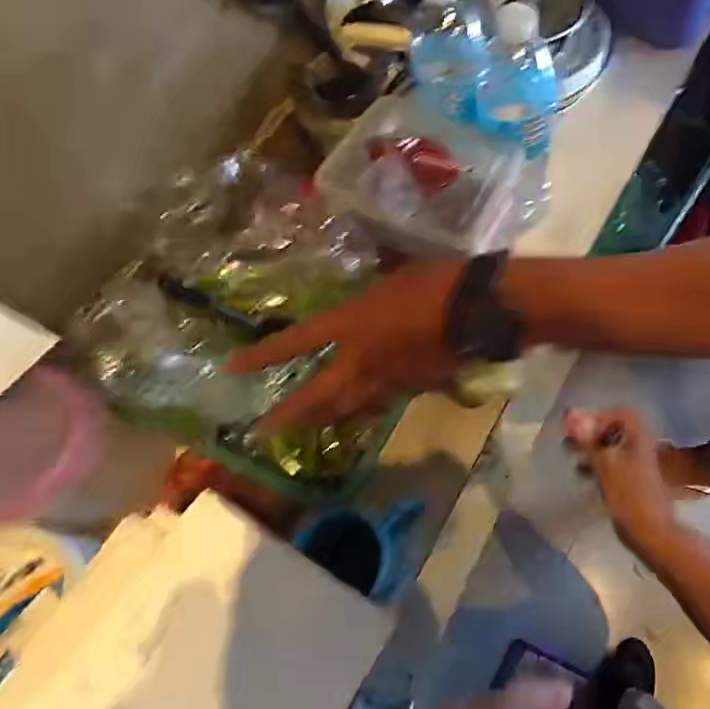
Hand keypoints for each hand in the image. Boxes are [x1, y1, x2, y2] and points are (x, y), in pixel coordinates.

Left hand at [227, 260, 464, 430]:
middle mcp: (361, 359)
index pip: (296, 342)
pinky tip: (365, 408)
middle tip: (264, 432)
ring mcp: (388, 379)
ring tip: (310, 426)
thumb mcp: (395, 277)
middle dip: (289, 415)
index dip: (262, 356)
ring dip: (327, 418)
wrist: (477, 311)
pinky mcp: (414, 388)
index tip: (232, 369)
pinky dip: (369, 406)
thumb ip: (374, 293)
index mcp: (351, 324)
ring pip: (350, 407)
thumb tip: (370, 290)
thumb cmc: (436, 282)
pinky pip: (383, 402)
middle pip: (318, 395)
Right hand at [564, 407, 682, 560]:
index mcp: (638, 437)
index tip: (576, 424)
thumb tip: (572, 414)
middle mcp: (640, 446)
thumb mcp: (605, 465)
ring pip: (612, 446)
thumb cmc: (629, 496)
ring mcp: (638, 463)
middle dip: (591, 431)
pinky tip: (582, 472)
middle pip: (615, 429)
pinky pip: (613, 463)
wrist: (652, 532)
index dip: (598, 415)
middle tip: (568, 439)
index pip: (621, 412)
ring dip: (591, 447)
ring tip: (570, 453)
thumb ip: (588, 439)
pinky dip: (596, 463)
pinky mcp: (633, 480)